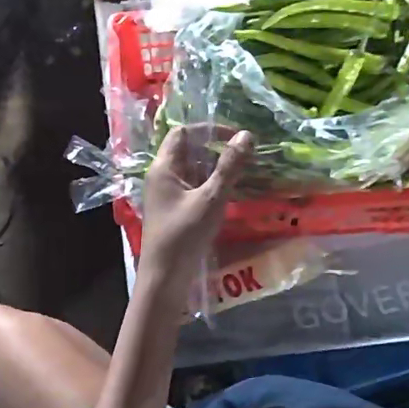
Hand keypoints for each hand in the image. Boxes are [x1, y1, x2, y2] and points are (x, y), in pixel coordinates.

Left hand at [139, 126, 252, 291]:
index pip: (183, 133)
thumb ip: (229, 166)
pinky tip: (230, 193)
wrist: (165, 277)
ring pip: (193, 171)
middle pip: (189, 151)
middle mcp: (162, 176)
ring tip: (243, 172)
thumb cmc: (184, 234)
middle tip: (244, 155)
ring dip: (215, 169)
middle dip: (216, 150)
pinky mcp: (174, 210)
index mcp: (163, 167)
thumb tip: (247, 135)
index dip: (208, 130)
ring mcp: (167, 194)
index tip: (235, 138)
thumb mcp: (211, 198)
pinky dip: (211, 186)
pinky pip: (193, 188)